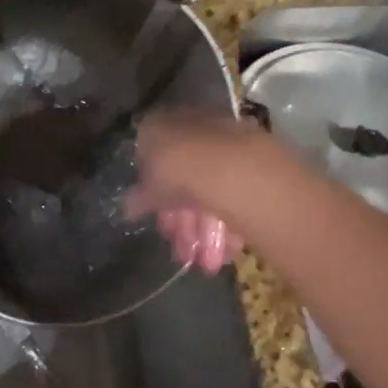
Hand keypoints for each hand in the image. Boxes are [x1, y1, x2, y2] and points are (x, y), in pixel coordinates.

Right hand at [130, 111, 265, 275]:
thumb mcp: (149, 186)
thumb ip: (140, 197)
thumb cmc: (180, 170)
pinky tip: (225, 254)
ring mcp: (231, 151)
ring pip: (212, 197)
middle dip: (183, 223)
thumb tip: (130, 206)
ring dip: (205, 234)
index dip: (153, 194)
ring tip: (206, 263)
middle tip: (183, 252)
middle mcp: (200, 132)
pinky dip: (229, 229)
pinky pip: (235, 203)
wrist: (236, 171)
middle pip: (186, 183)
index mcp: (168, 124)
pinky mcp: (257, 173)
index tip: (155, 219)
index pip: (155, 159)